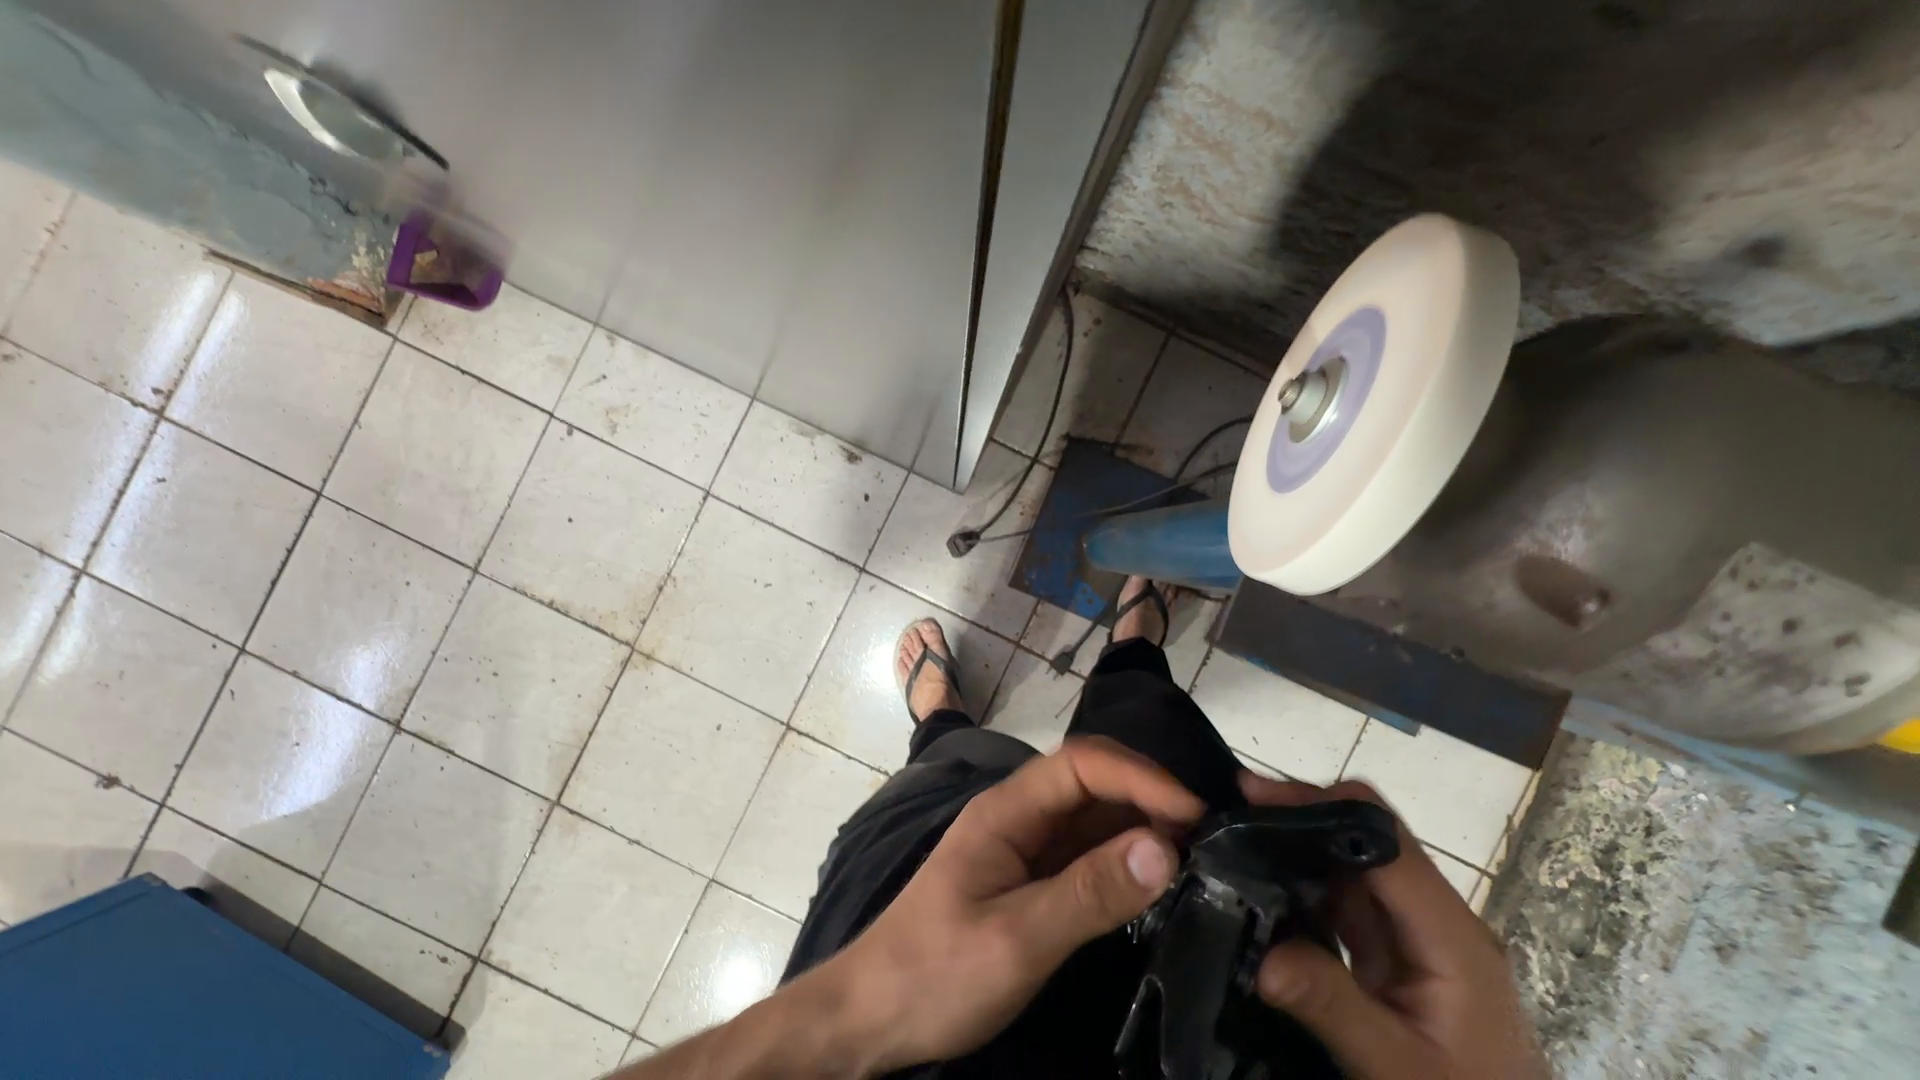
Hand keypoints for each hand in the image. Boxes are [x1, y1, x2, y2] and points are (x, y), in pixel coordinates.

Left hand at [815, 736, 1205, 1073]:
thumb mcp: (1016, 939)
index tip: (1197, 814)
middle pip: (1094, 785)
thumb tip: (1167, 847)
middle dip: (1152, 798)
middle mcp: (1019, 818)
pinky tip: (1161, 882)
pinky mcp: (1031, 883)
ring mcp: (1024, 850)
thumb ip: (1089, 894)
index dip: (1143, 777)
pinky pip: (1087, 857)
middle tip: (1215, 838)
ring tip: (1204, 858)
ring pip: (1095, 820)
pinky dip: (1127, 862)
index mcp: (1006, 811)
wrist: (872, 1017)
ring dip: (1145, 830)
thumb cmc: (935, 974)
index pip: (1083, 764)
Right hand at [1240, 774, 1548, 1078]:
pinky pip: (1343, 903)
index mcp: (1450, 933)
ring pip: (1350, 866)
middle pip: (1366, 839)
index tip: (1250, 797)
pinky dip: (1299, 888)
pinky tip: (1257, 892)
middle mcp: (1435, 919)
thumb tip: (1259, 955)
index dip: (1318, 806)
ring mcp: (1415, 937)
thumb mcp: (1397, 1069)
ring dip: (1293, 849)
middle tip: (1226, 817)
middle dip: (1298, 817)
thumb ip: (1332, 1007)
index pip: (1384, 840)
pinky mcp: (1396, 956)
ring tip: (1230, 844)